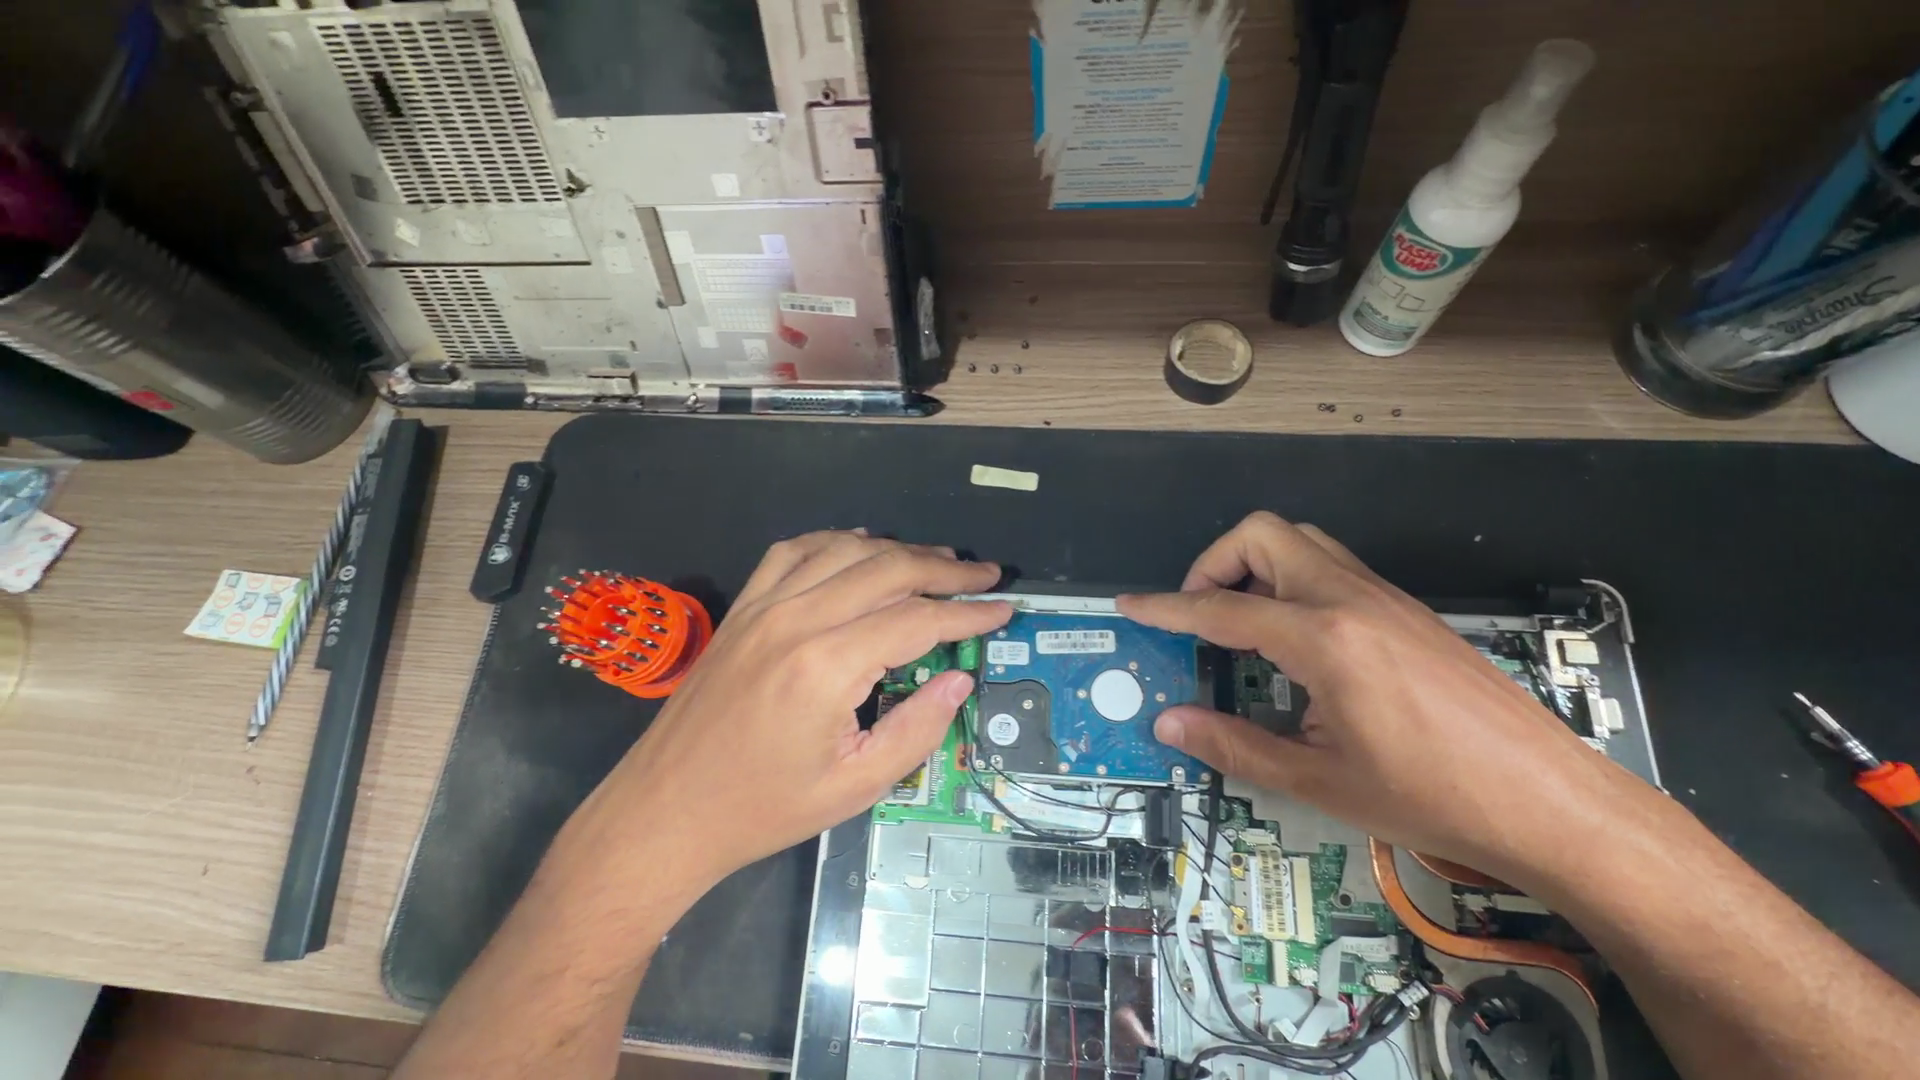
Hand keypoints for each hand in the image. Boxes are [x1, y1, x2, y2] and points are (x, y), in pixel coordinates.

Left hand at [572, 531, 1010, 890]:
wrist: (667, 810)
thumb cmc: (765, 808)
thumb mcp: (855, 786)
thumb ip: (917, 729)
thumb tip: (960, 678)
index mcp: (827, 666)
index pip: (918, 618)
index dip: (968, 612)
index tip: (1004, 608)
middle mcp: (796, 619)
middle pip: (887, 569)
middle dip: (945, 569)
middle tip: (985, 575)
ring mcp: (763, 607)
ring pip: (844, 550)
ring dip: (898, 550)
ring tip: (939, 561)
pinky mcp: (742, 609)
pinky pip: (792, 552)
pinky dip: (835, 542)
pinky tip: (860, 548)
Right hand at [1117, 512, 1643, 883]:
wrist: (1547, 799)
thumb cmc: (1428, 796)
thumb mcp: (1316, 781)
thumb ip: (1234, 744)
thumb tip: (1170, 722)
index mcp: (1323, 639)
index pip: (1222, 608)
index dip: (1166, 607)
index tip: (1129, 605)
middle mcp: (1351, 599)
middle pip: (1263, 534)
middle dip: (1214, 563)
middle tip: (1198, 616)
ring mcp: (1385, 598)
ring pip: (1302, 542)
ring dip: (1256, 565)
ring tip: (1240, 623)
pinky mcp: (1407, 610)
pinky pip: (1333, 567)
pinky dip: (1293, 581)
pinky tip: (1296, 642)